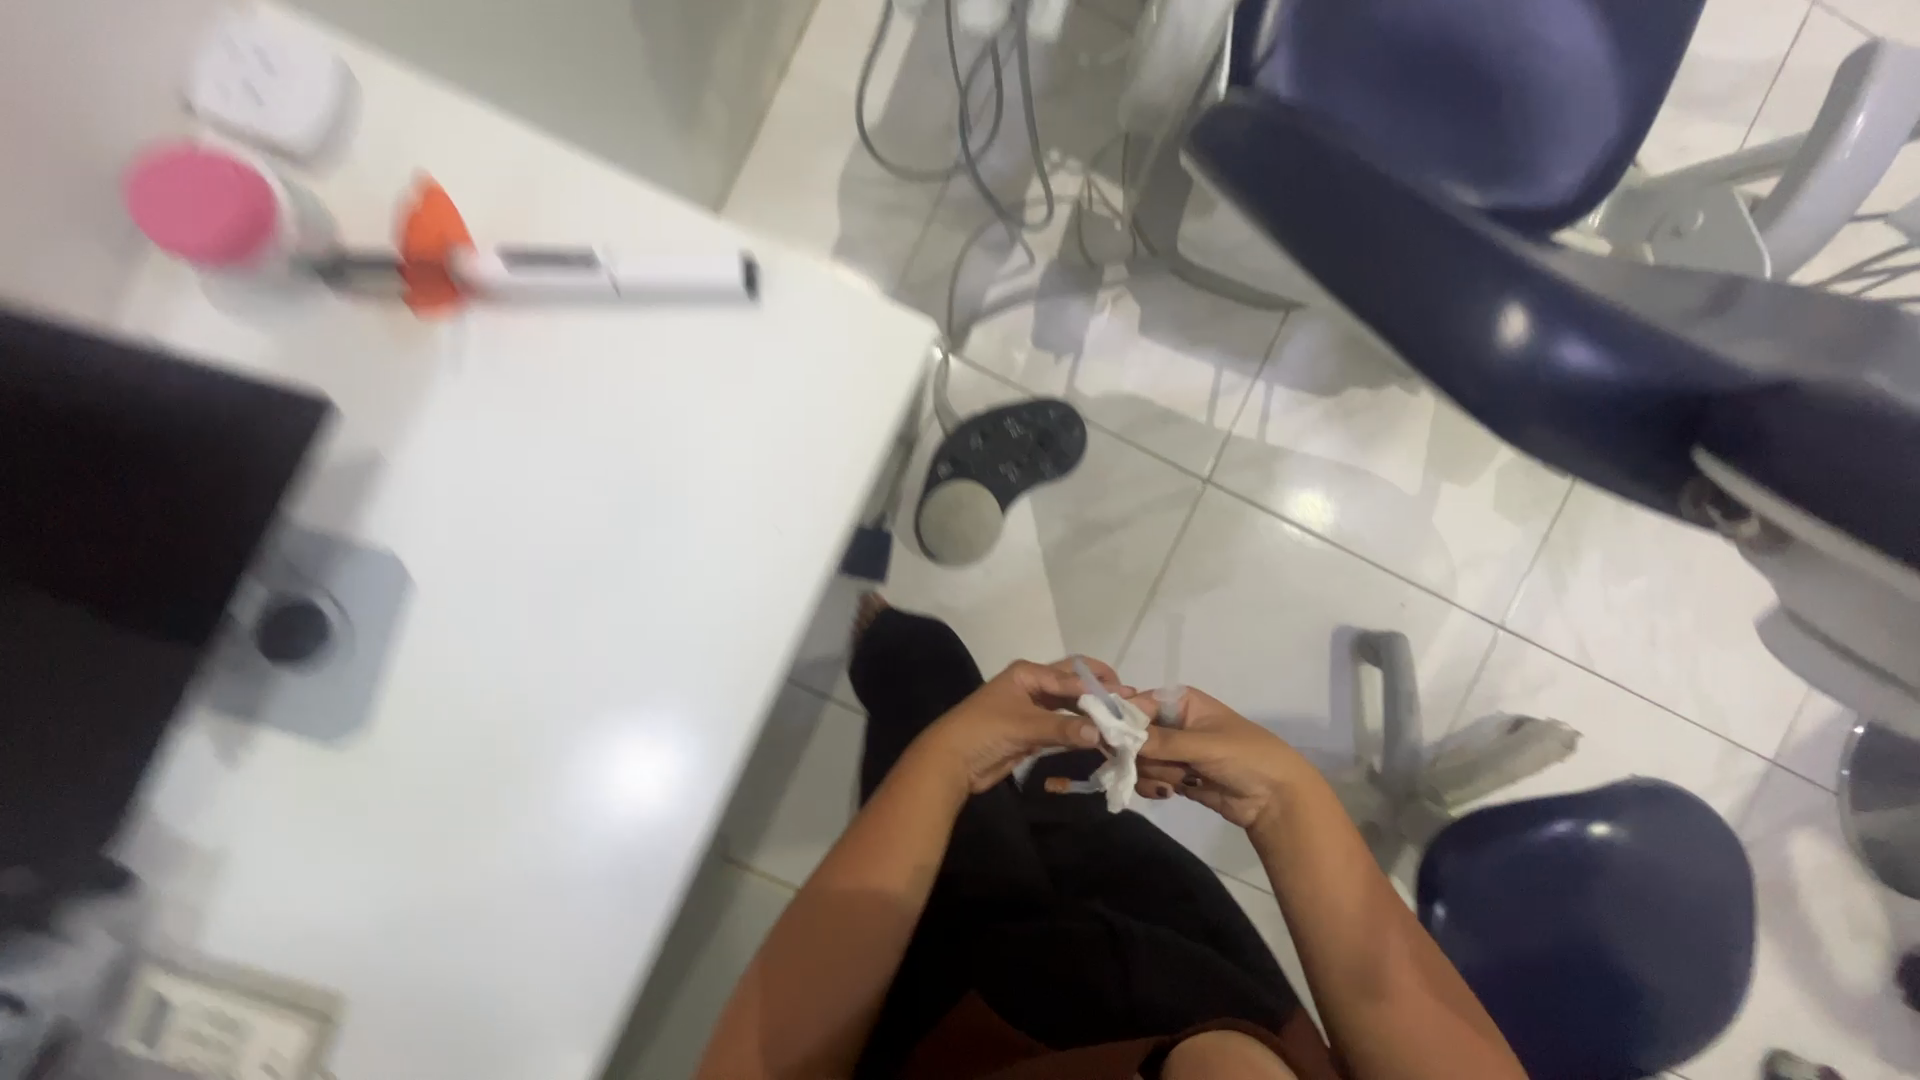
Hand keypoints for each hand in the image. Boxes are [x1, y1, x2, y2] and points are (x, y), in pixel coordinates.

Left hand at [913, 657, 1126, 793]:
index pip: (1071, 675)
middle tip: (1128, 702)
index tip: (1126, 696)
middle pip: (1072, 685)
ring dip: (1091, 713)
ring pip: (1069, 707)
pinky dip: (1079, 730)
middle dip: (1098, 692)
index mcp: (1027, 673)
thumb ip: (1064, 727)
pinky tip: (1100, 738)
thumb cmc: (985, 730)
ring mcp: (1032, 710)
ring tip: (1120, 721)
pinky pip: (1062, 727)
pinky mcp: (1031, 732)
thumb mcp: (1026, 726)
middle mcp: (1032, 685)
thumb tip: (1102, 733)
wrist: (952, 760)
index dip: (1099, 686)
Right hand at [1129, 687, 1316, 830]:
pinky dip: (1152, 786)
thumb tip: (1118, 735)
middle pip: (1132, 735)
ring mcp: (1172, 751)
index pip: (1136, 704)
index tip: (1112, 742)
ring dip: (1151, 773)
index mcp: (1180, 701)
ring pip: (1137, 759)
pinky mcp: (1173, 775)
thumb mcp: (1204, 745)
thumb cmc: (1246, 757)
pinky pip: (1146, 778)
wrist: (1276, 800)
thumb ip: (1161, 741)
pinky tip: (1170, 793)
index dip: (1122, 722)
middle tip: (1156, 767)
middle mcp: (1172, 722)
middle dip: (1141, 755)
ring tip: (1177, 782)